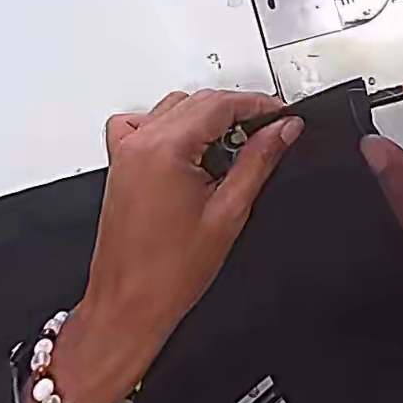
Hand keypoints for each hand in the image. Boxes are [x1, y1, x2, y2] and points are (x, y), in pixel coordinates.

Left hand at [48, 90, 303, 402]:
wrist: (130, 302)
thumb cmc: (169, 272)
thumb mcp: (229, 211)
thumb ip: (259, 160)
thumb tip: (282, 131)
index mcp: (165, 149)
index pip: (220, 104)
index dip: (257, 105)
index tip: (279, 115)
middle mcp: (140, 142)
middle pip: (198, 100)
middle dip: (237, 110)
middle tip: (267, 130)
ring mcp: (126, 151)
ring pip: (174, 106)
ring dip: (206, 116)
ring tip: (233, 146)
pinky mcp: (120, 162)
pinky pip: (144, 123)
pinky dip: (169, 124)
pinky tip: (189, 148)